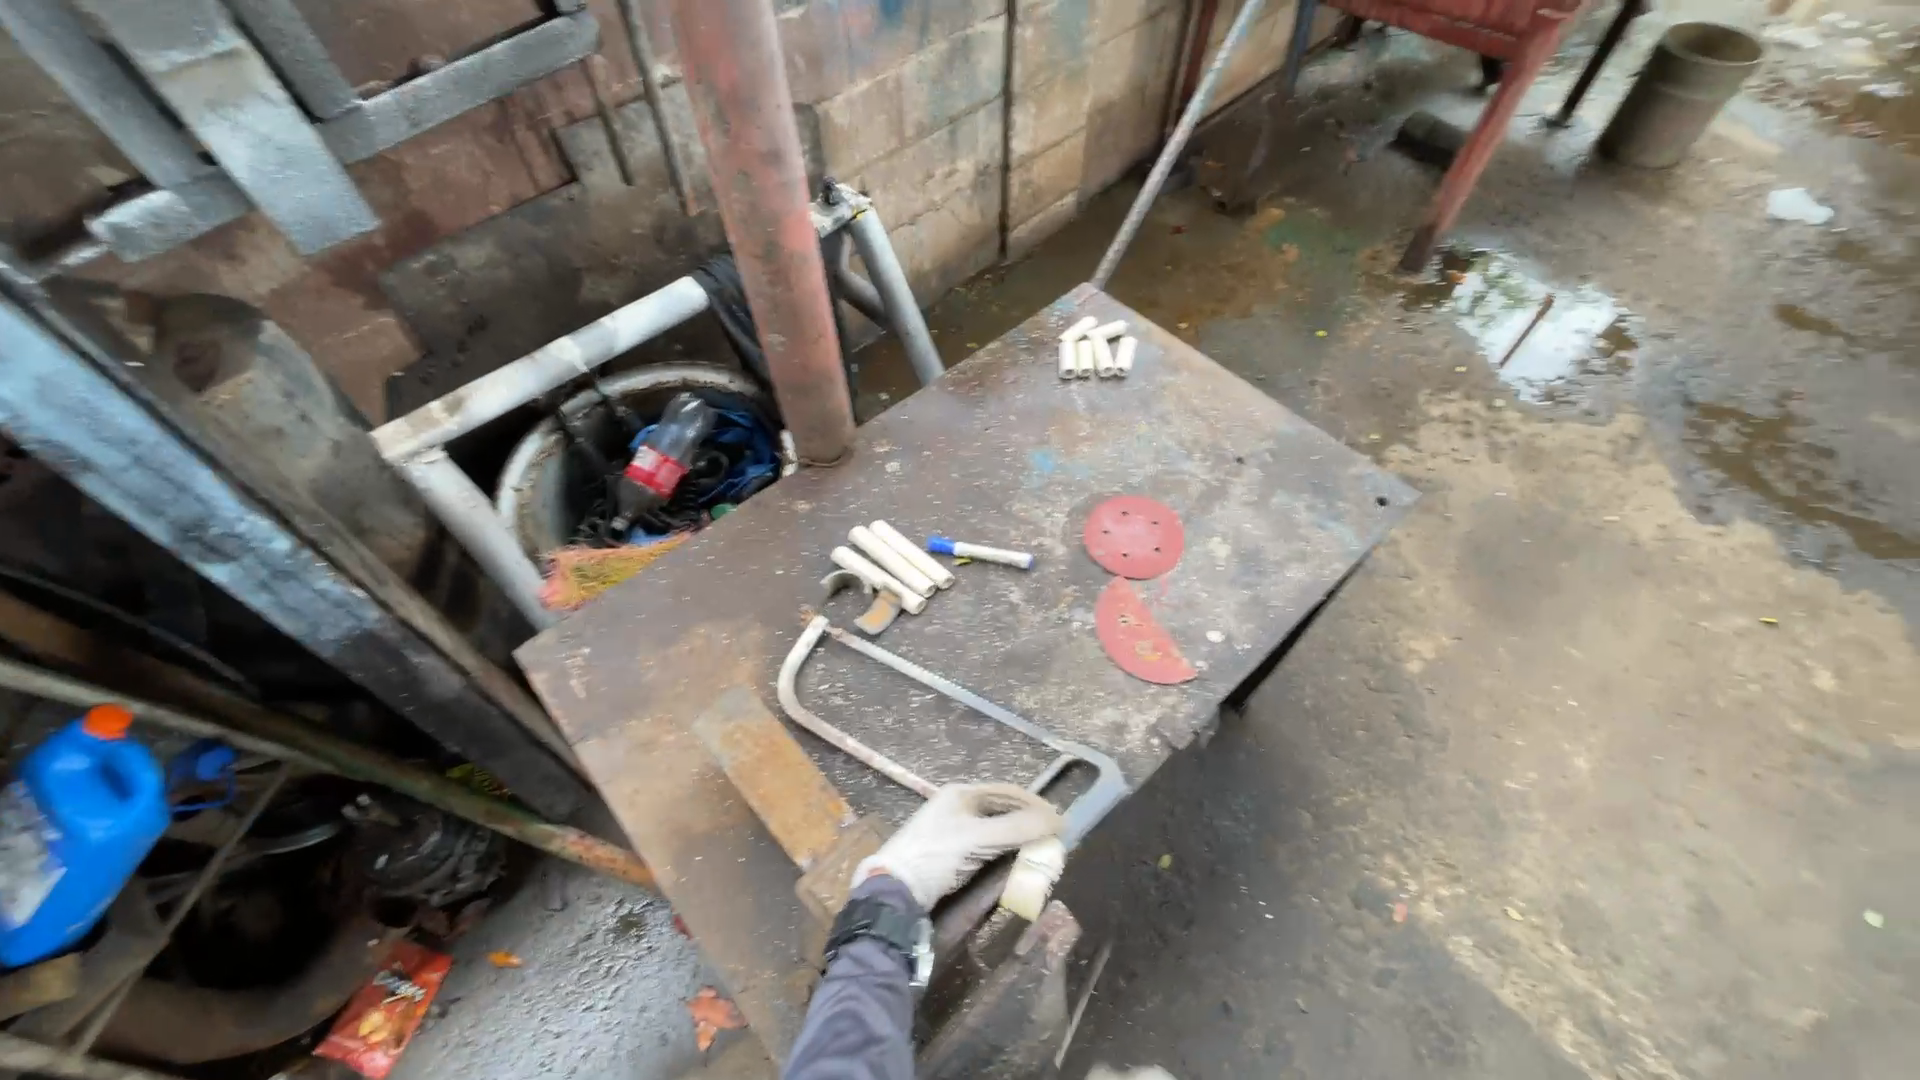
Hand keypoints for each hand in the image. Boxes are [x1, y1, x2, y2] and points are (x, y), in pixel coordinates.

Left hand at [854, 783, 1062, 907]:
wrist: (893, 891)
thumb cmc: (934, 855)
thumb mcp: (978, 839)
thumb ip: (1018, 829)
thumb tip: (1059, 821)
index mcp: (961, 793)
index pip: (1008, 792)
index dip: (1036, 805)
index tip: (1060, 823)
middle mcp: (957, 807)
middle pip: (1003, 810)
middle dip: (1029, 824)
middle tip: (1053, 841)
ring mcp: (953, 831)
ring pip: (996, 831)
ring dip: (1018, 841)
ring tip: (1040, 854)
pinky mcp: (951, 856)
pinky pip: (986, 848)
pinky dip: (1004, 854)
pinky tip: (1015, 866)